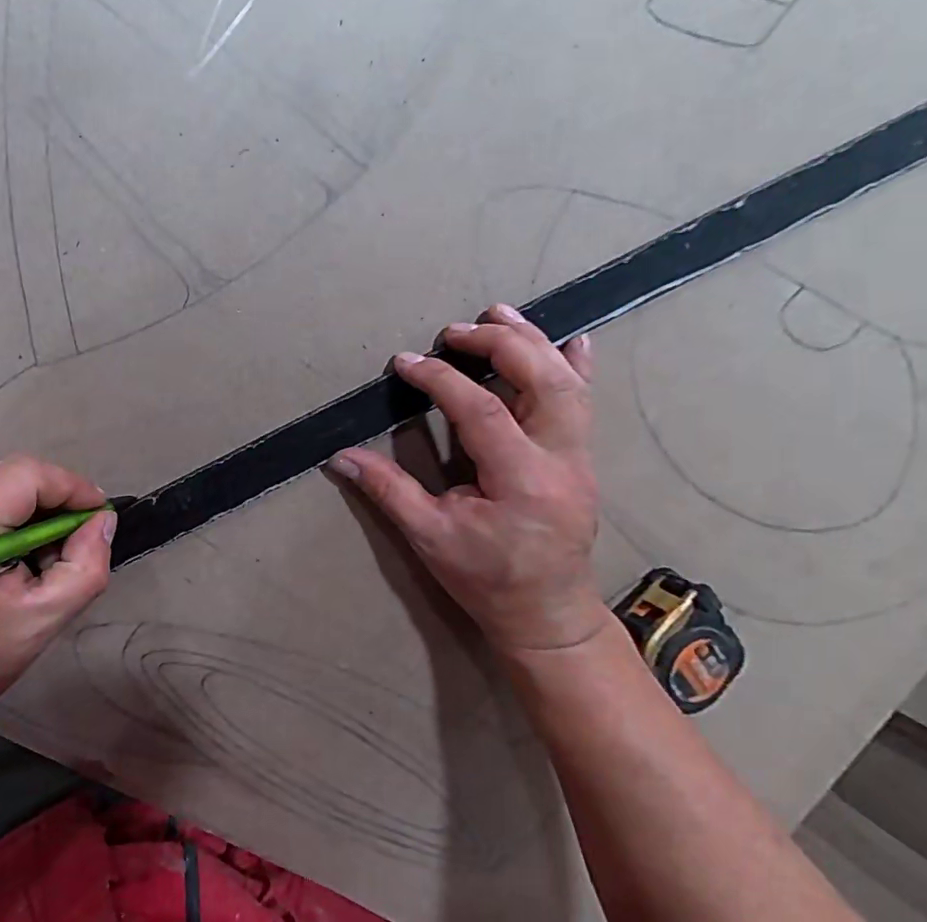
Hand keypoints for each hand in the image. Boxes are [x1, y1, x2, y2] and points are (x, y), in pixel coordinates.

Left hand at [0, 455, 115, 739]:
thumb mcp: (41, 620)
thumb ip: (84, 566)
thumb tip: (102, 522)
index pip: (25, 474)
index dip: (70, 486)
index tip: (98, 514)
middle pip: (8, 474)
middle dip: (52, 497)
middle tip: (76, 535)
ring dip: (28, 507)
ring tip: (43, 550)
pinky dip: (2, 516)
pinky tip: (9, 554)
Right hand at [330, 304, 605, 653]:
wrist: (548, 614)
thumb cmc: (486, 578)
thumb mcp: (429, 537)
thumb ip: (388, 490)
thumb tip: (341, 456)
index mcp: (521, 479)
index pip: (480, 410)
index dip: (440, 380)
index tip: (405, 363)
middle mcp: (561, 459)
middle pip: (542, 381)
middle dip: (499, 345)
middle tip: (454, 331)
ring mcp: (580, 458)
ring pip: (568, 385)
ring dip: (534, 343)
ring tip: (499, 313)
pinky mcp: (581, 460)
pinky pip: (585, 403)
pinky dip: (577, 367)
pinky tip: (571, 341)